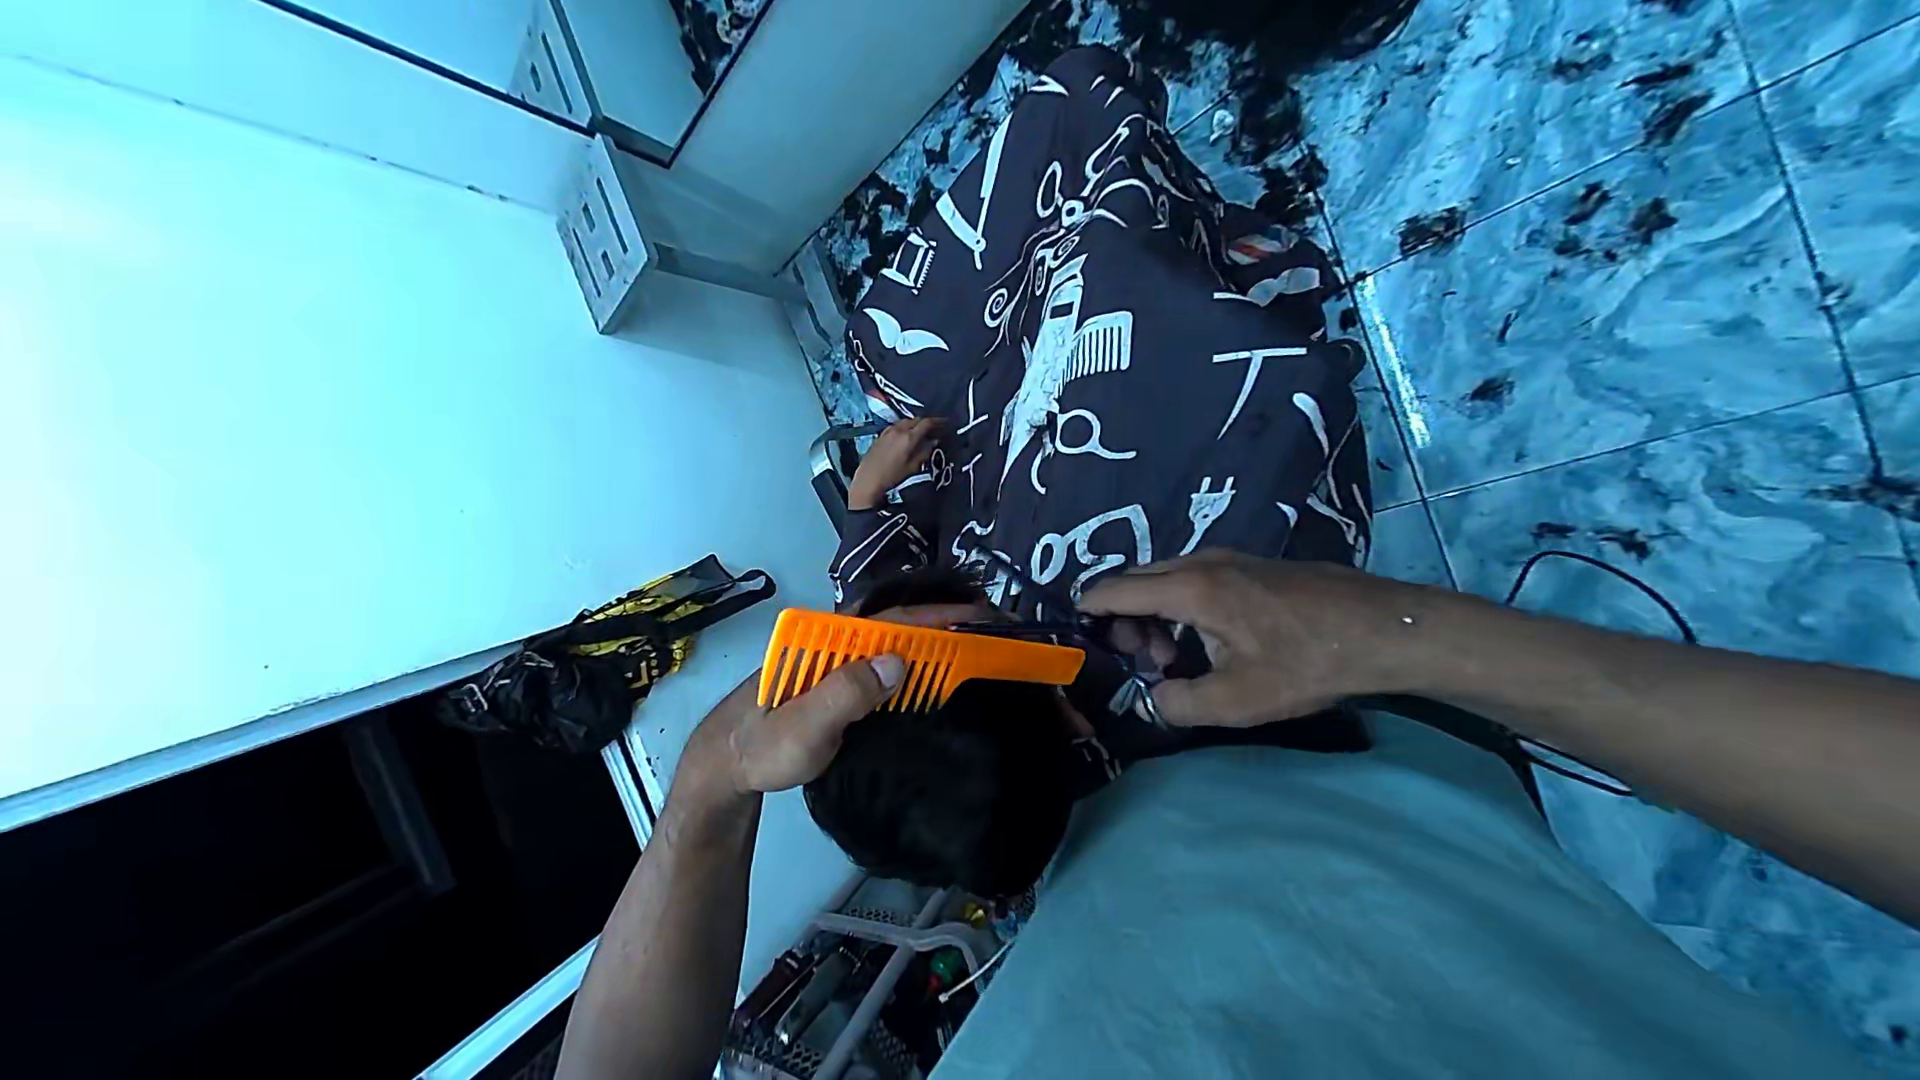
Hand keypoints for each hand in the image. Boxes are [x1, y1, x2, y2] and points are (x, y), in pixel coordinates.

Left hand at [680, 601, 988, 795]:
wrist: (727, 766)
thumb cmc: (761, 746)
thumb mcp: (802, 726)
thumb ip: (844, 693)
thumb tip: (899, 659)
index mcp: (825, 641)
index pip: (889, 620)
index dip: (934, 616)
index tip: (976, 615)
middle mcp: (834, 643)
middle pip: (895, 624)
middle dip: (940, 620)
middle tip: (986, 628)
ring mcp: (836, 662)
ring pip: (890, 643)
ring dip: (929, 640)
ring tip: (970, 645)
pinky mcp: (838, 683)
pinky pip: (882, 664)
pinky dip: (912, 661)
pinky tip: (931, 670)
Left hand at [847, 418, 944, 510]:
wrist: (868, 480)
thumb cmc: (892, 476)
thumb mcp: (912, 467)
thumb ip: (924, 451)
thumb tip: (933, 442)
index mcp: (908, 437)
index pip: (927, 423)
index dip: (938, 422)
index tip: (946, 424)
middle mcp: (898, 430)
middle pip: (916, 420)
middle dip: (927, 423)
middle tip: (936, 429)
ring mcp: (888, 431)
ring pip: (906, 421)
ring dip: (916, 424)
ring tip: (922, 432)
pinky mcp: (881, 434)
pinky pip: (897, 426)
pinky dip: (905, 427)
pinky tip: (907, 435)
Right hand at [1080, 551, 1439, 727]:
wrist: (1388, 629)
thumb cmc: (1308, 663)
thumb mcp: (1238, 700)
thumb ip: (1178, 703)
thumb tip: (1154, 698)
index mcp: (1189, 589)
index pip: (1115, 590)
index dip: (1089, 611)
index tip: (1080, 636)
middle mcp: (1202, 562)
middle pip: (1137, 581)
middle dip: (1125, 620)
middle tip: (1145, 662)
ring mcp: (1229, 557)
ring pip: (1165, 578)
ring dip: (1155, 614)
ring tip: (1176, 656)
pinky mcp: (1250, 564)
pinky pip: (1193, 578)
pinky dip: (1180, 605)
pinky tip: (1207, 638)